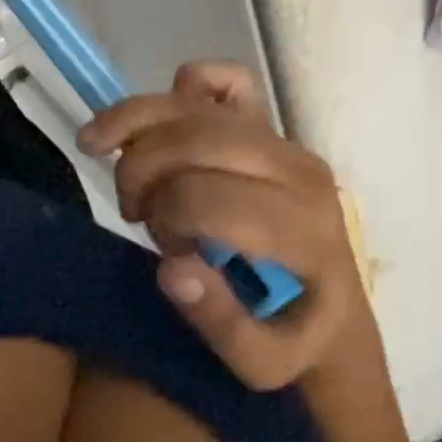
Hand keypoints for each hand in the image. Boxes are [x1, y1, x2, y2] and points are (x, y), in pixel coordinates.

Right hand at [78, 63, 365, 391]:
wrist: (330, 311)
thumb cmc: (292, 337)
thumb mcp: (260, 362)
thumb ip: (221, 324)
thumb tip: (173, 268)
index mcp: (303, 230)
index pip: (206, 195)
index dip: (165, 217)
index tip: (164, 249)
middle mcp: (296, 170)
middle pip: (192, 139)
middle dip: (139, 170)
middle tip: (132, 210)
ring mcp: (282, 140)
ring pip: (191, 105)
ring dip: (136, 127)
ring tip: (111, 156)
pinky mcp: (269, 124)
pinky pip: (225, 79)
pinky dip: (185, 85)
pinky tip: (157, 121)